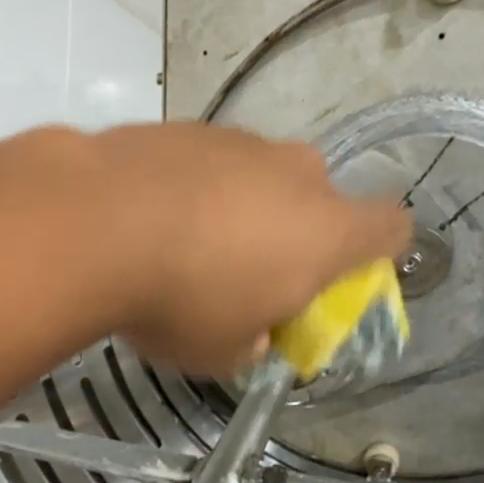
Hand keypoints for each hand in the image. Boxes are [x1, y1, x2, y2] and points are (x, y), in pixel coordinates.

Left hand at [82, 123, 411, 374]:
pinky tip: (140, 220)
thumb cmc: (179, 301)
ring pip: (255, 176)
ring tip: (176, 248)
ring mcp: (236, 140)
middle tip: (241, 273)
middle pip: (315, 198)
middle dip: (289, 232)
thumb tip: (251, 331)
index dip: (373, 255)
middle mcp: (294, 171)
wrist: (93, 223)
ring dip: (232, 208)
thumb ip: (253, 343)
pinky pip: (201, 164)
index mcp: (326, 231)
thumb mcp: (222, 355)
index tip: (337, 280)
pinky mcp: (180, 127)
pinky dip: (184, 188)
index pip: (390, 229)